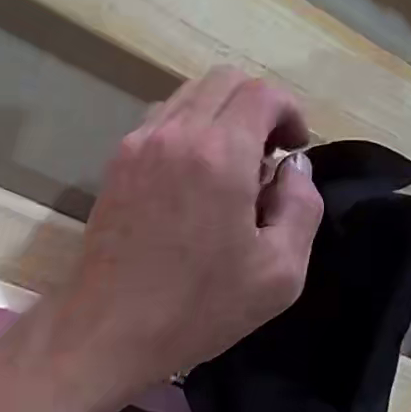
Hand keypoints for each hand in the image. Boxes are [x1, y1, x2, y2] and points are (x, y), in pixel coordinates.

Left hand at [44, 67, 324, 401]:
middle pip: (227, 79)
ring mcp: (141, 141)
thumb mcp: (280, 272)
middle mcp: (178, 133)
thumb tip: (293, 167)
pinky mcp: (119, 158)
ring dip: (224, 113)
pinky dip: (192, 125)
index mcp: (221, 155)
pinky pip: (165, 115)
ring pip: (193, 92)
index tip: (294, 149)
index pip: (263, 93)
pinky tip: (196, 173)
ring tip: (232, 164)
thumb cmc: (199, 307)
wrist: (108, 331)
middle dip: (259, 105)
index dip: (290, 111)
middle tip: (268, 153)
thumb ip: (302, 206)